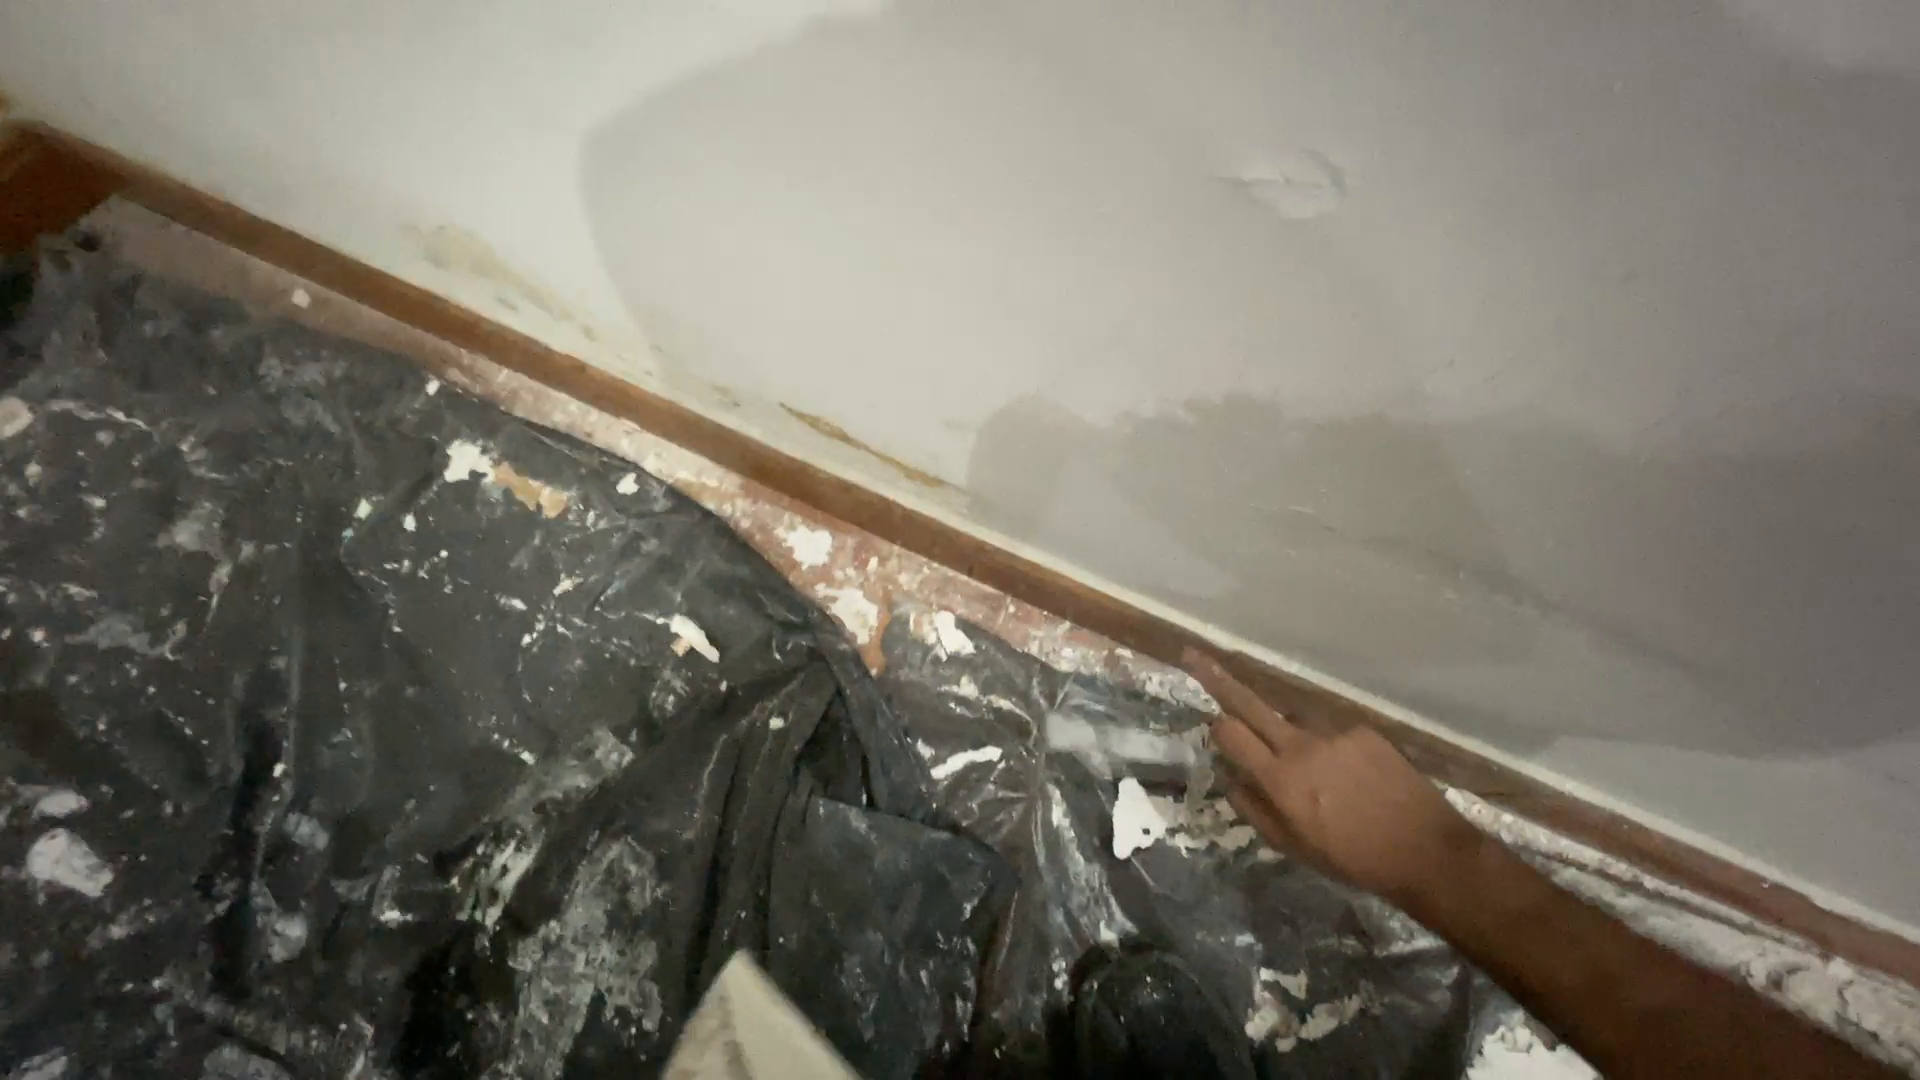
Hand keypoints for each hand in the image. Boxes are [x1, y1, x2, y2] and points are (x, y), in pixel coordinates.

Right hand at [1181, 648, 1484, 904]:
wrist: (1428, 853)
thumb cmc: (1353, 859)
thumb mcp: (1293, 848)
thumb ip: (1254, 810)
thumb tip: (1229, 779)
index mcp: (1278, 779)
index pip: (1229, 732)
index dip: (1217, 729)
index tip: (1216, 731)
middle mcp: (1300, 747)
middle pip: (1248, 703)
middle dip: (1216, 677)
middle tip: (1192, 654)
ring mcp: (1334, 734)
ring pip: (1296, 724)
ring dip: (1293, 739)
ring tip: (1325, 781)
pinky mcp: (1363, 731)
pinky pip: (1333, 736)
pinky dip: (1334, 752)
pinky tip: (1356, 781)